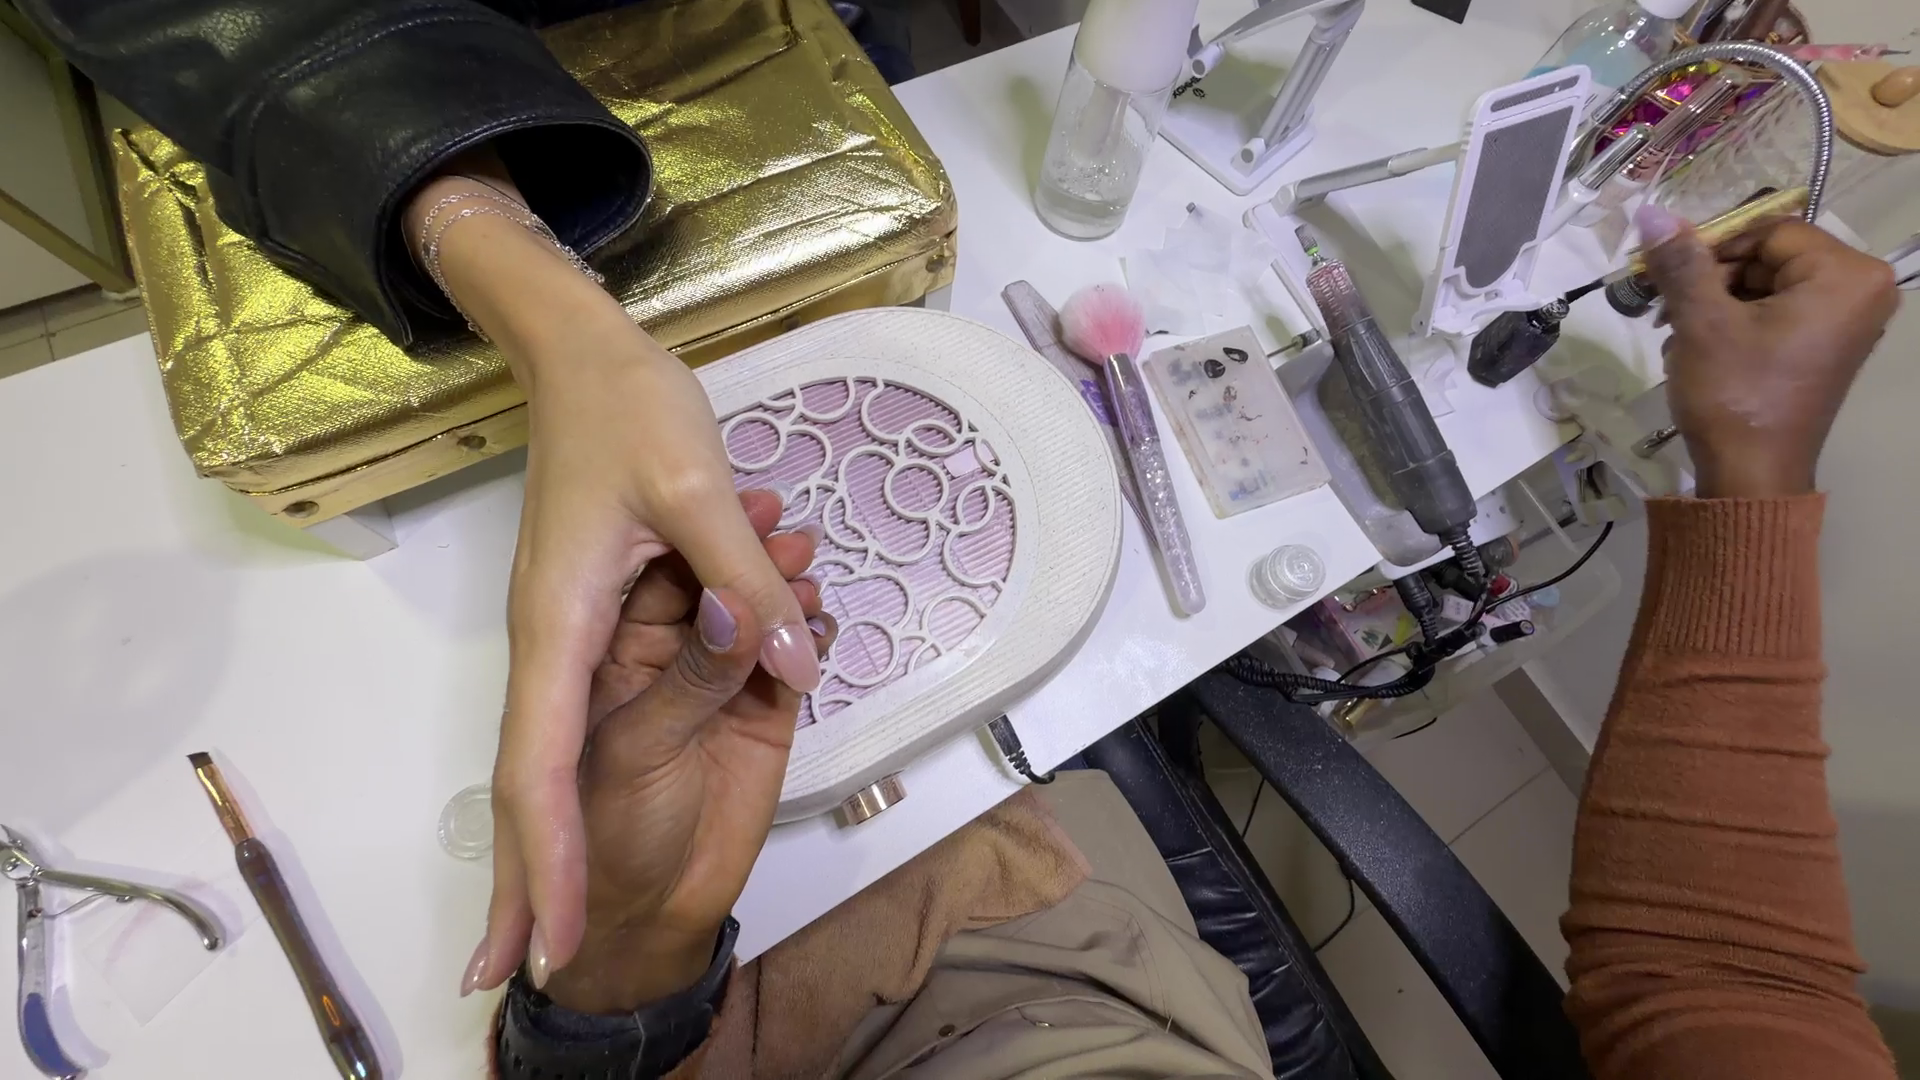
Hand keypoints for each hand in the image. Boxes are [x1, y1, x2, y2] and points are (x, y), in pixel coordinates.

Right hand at [403, 165, 823, 991]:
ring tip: (651, 844)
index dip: (540, 865)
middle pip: (548, 772)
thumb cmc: (629, 411)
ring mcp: (586, 620)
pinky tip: (740, 687)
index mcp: (560, 625)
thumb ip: (749, 584)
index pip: (538, 767)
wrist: (588, 352)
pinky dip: (697, 682)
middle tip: (554, 957)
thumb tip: (799, 664)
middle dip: (547, 867)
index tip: (543, 951)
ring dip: (643, 780)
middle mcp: (560, 637)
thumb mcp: (700, 496)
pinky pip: (652, 662)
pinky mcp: (615, 599)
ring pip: (610, 719)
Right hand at [1637, 204, 1900, 498]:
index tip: (1662, 276)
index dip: (1710, 248)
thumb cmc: (1733, 389)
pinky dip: (1734, 321)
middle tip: (1662, 310)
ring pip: (1769, 286)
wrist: (1752, 464)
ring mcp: (1846, 320)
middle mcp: (1861, 289)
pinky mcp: (1824, 345)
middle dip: (1710, 279)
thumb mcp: (1700, 323)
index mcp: (1845, 274)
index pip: (1769, 232)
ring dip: (1715, 302)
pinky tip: (1700, 346)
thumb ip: (1680, 264)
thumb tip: (1651, 212)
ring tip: (1677, 333)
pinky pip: (1778, 313)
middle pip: (1771, 258)